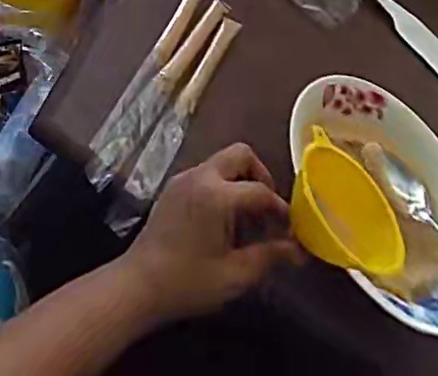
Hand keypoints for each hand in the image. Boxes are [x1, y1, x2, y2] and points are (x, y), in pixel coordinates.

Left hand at [117, 143, 303, 324]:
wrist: (140, 283)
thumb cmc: (189, 281)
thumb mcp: (235, 274)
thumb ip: (269, 256)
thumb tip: (297, 249)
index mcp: (216, 194)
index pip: (260, 190)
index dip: (280, 209)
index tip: (290, 230)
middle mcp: (199, 176)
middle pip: (240, 154)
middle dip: (261, 177)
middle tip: (269, 211)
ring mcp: (183, 178)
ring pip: (222, 162)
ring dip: (241, 182)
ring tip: (249, 222)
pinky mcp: (174, 186)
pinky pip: (207, 174)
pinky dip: (223, 187)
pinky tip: (226, 221)